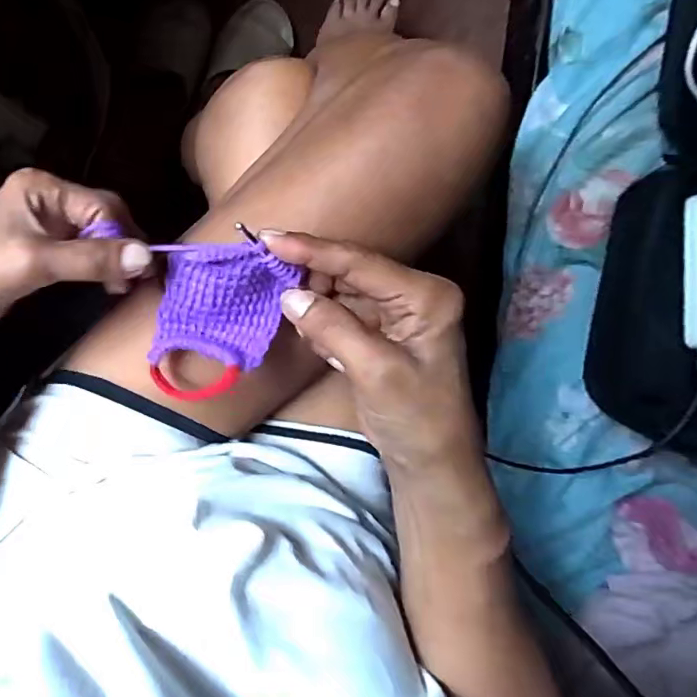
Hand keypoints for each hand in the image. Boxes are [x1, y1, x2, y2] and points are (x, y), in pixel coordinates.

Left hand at [0, 169, 152, 340]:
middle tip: (132, 279)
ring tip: (119, 284)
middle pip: (97, 217)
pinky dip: (92, 265)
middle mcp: (41, 197)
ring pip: (89, 235)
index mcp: (38, 186)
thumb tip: (145, 257)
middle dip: (118, 246)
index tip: (140, 269)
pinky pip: (75, 250)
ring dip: (107, 258)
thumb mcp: (38, 263)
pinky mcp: (36, 247)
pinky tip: (103, 282)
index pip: (98, 204)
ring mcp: (38, 222)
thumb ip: (91, 258)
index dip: (124, 235)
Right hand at [262, 231, 481, 475]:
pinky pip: (337, 310)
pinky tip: (306, 332)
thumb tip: (290, 295)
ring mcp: (394, 312)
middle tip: (266, 271)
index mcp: (424, 296)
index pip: (359, 263)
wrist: (430, 459)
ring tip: (284, 306)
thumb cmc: (415, 415)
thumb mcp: (374, 371)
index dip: (311, 249)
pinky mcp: (377, 329)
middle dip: (307, 271)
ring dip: (309, 296)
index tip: (269, 238)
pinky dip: (316, 317)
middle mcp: (412, 294)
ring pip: (338, 288)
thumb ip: (333, 328)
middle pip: (348, 269)